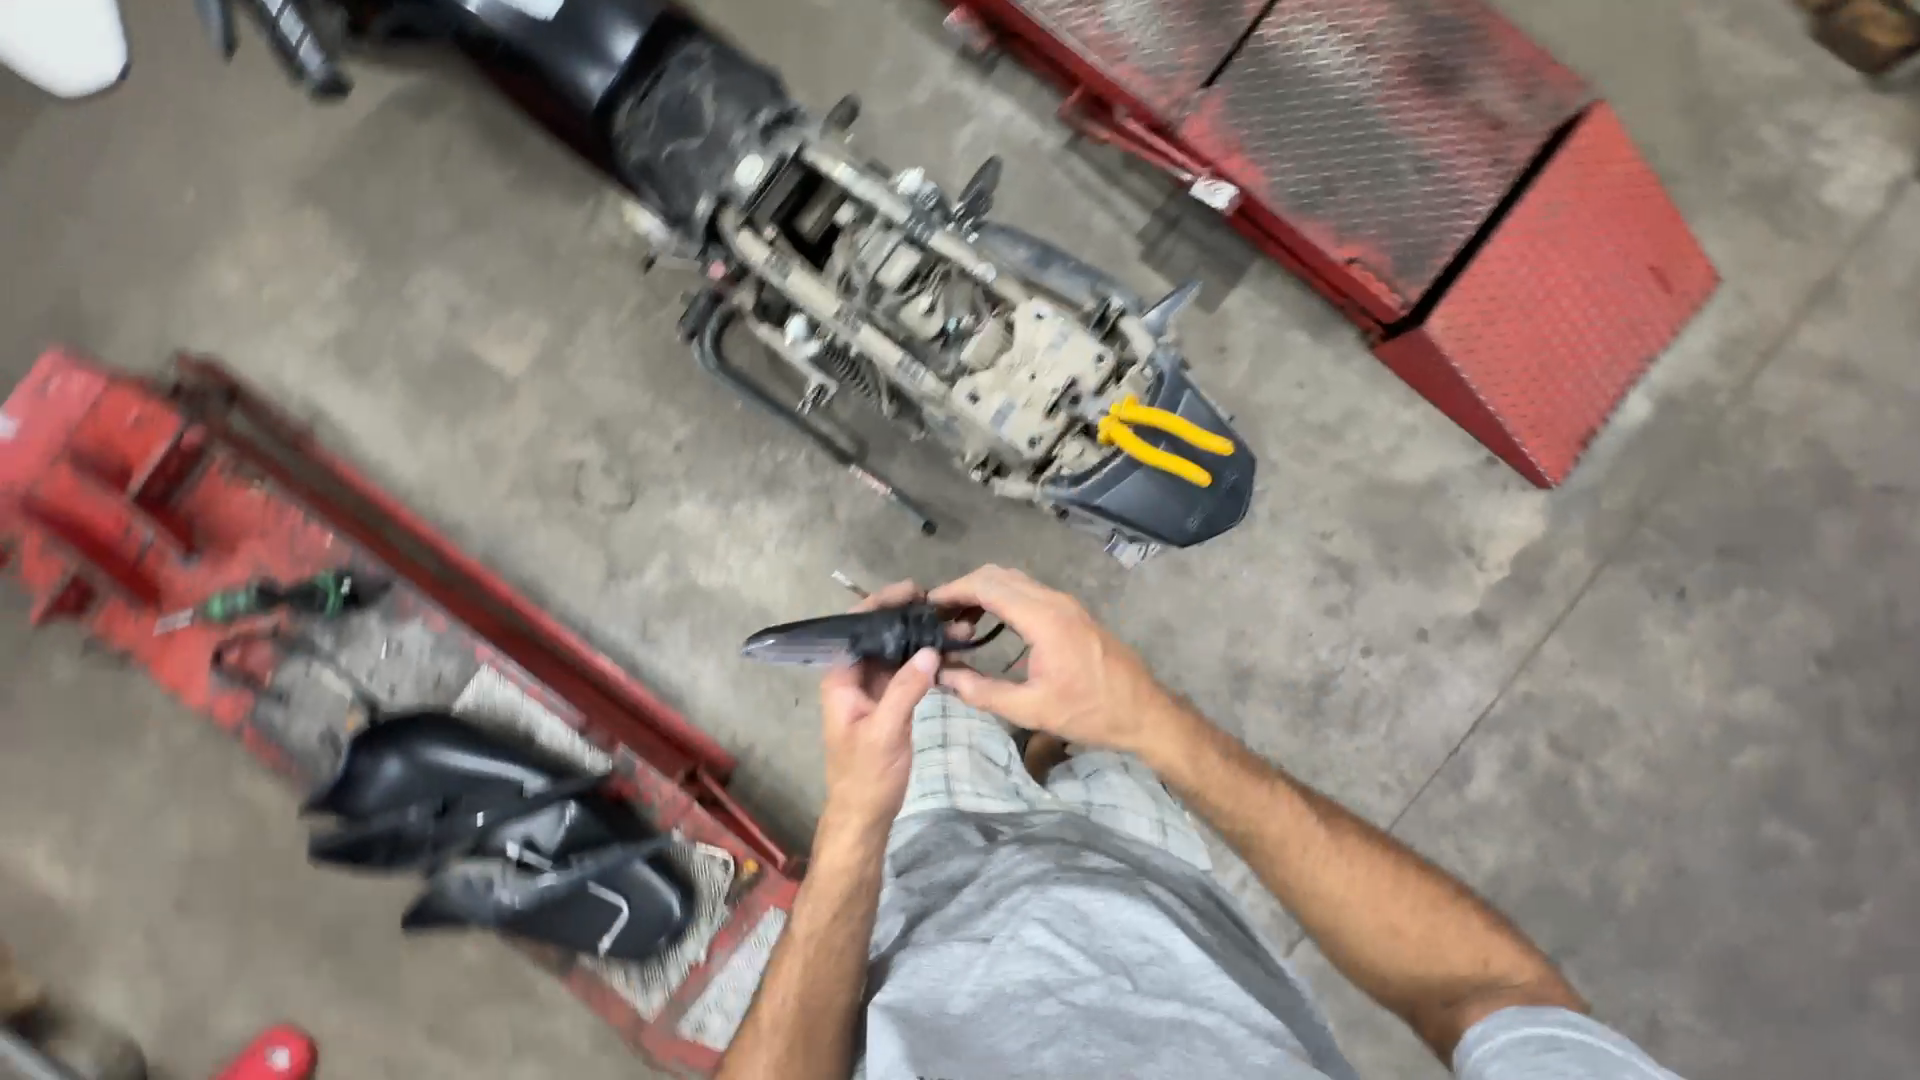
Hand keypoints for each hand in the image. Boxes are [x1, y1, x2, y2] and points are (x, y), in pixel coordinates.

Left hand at [818, 582, 940, 831]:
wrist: (865, 814)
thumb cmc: (865, 775)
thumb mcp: (884, 732)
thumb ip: (905, 690)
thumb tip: (929, 651)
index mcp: (840, 678)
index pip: (856, 628)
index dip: (881, 604)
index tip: (912, 590)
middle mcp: (854, 676)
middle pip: (879, 635)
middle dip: (908, 618)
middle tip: (942, 606)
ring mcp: (873, 688)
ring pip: (896, 652)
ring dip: (920, 638)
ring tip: (953, 625)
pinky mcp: (891, 701)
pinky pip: (907, 671)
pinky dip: (925, 660)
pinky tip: (948, 652)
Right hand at [929, 566, 1195, 761]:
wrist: (1145, 712)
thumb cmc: (1091, 712)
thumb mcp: (1032, 709)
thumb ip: (983, 692)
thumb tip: (942, 677)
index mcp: (1044, 619)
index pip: (988, 586)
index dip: (953, 590)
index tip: (927, 604)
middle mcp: (1054, 601)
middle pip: (998, 576)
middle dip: (964, 588)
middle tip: (937, 615)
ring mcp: (1066, 603)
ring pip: (1014, 581)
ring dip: (983, 592)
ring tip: (957, 621)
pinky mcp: (1071, 612)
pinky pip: (1028, 591)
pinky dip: (1002, 598)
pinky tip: (988, 623)